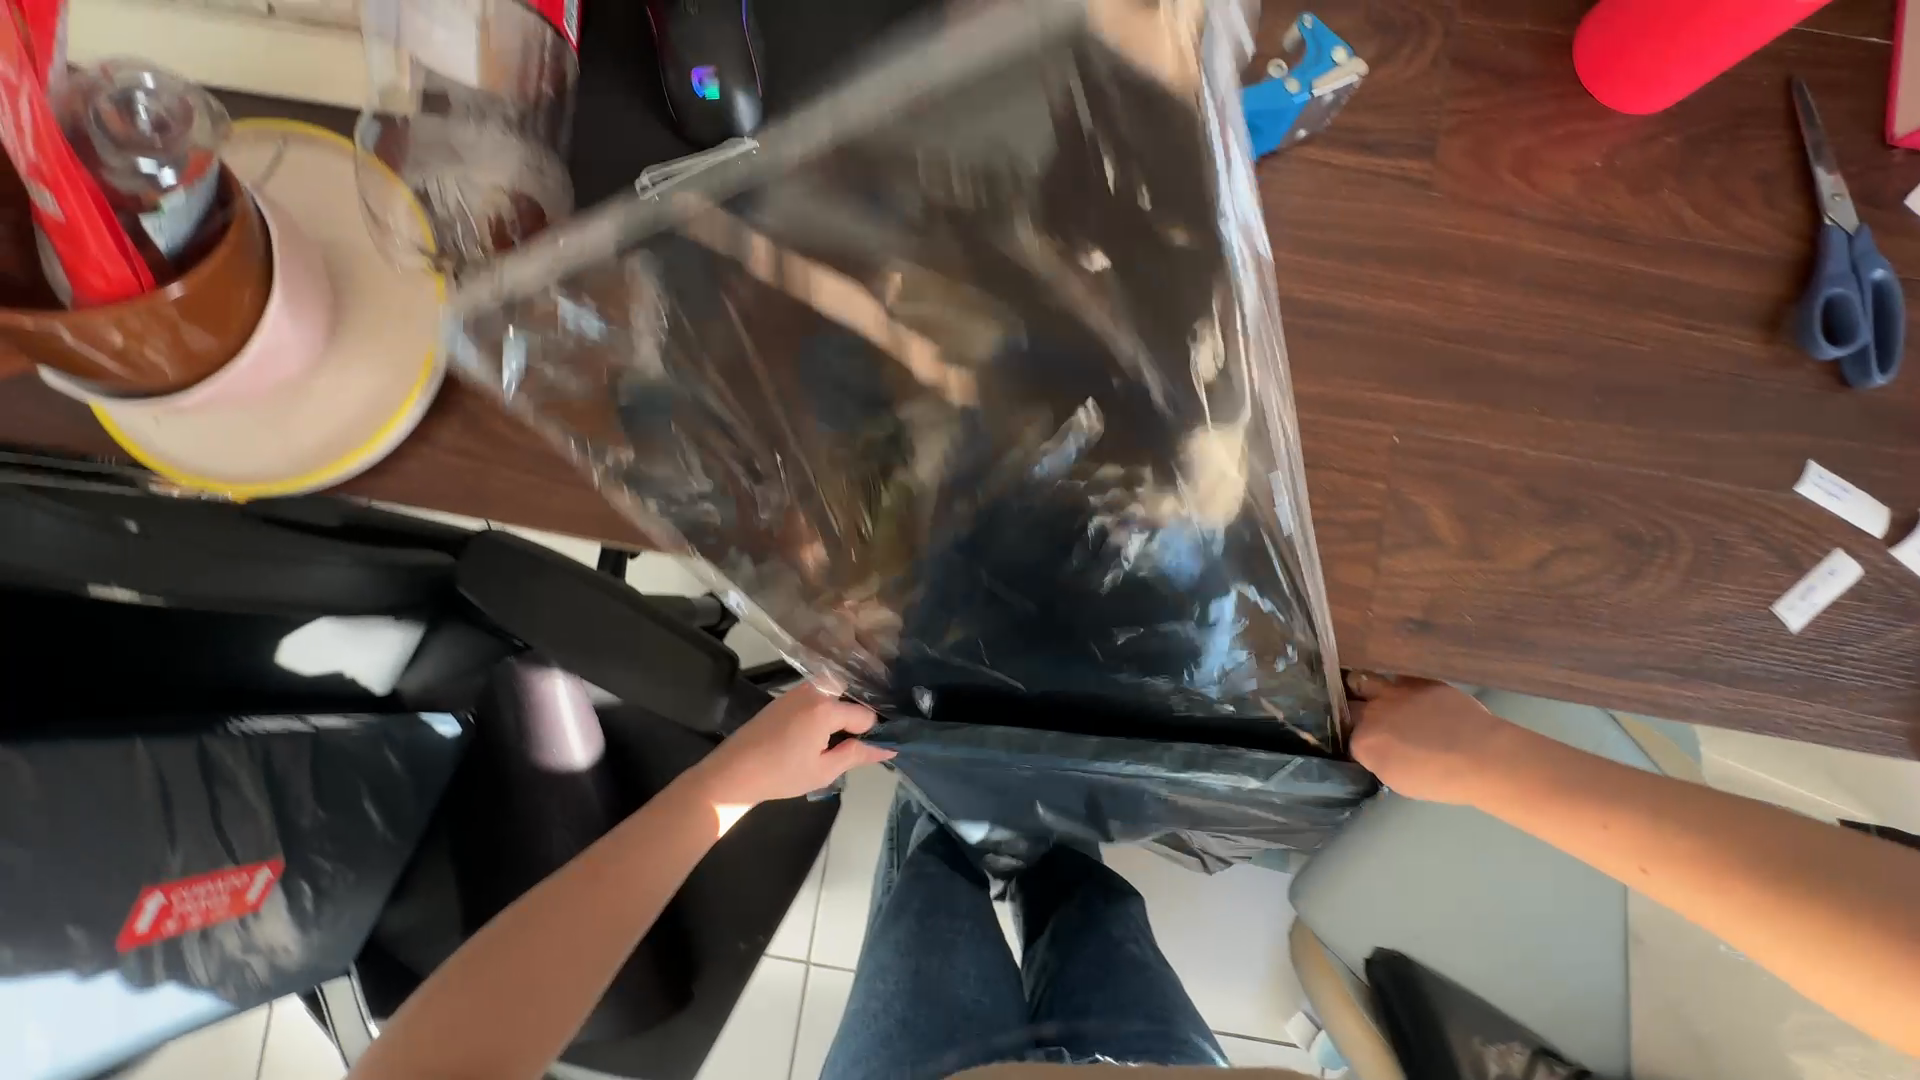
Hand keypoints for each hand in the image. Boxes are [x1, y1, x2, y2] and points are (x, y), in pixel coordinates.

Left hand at [685, 681, 894, 807]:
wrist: (733, 772)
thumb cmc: (780, 775)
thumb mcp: (824, 770)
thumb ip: (859, 754)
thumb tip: (891, 748)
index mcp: (826, 707)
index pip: (865, 715)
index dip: (871, 734)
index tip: (868, 751)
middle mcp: (815, 690)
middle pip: (851, 696)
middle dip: (857, 716)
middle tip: (852, 744)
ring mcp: (798, 690)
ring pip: (834, 693)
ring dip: (840, 713)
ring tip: (836, 741)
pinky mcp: (786, 696)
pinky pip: (817, 695)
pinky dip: (825, 710)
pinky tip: (817, 735)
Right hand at [1347, 674, 1518, 804]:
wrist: (1482, 756)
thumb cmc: (1440, 779)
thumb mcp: (1398, 782)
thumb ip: (1379, 762)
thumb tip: (1378, 752)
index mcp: (1362, 742)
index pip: (1349, 739)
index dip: (1360, 742)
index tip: (1371, 747)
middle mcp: (1370, 713)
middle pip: (1351, 707)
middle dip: (1354, 713)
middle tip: (1367, 721)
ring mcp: (1393, 693)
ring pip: (1363, 681)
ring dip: (1363, 688)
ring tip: (1374, 695)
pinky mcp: (1418, 682)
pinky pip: (1398, 678)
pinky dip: (1398, 685)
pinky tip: (1410, 695)